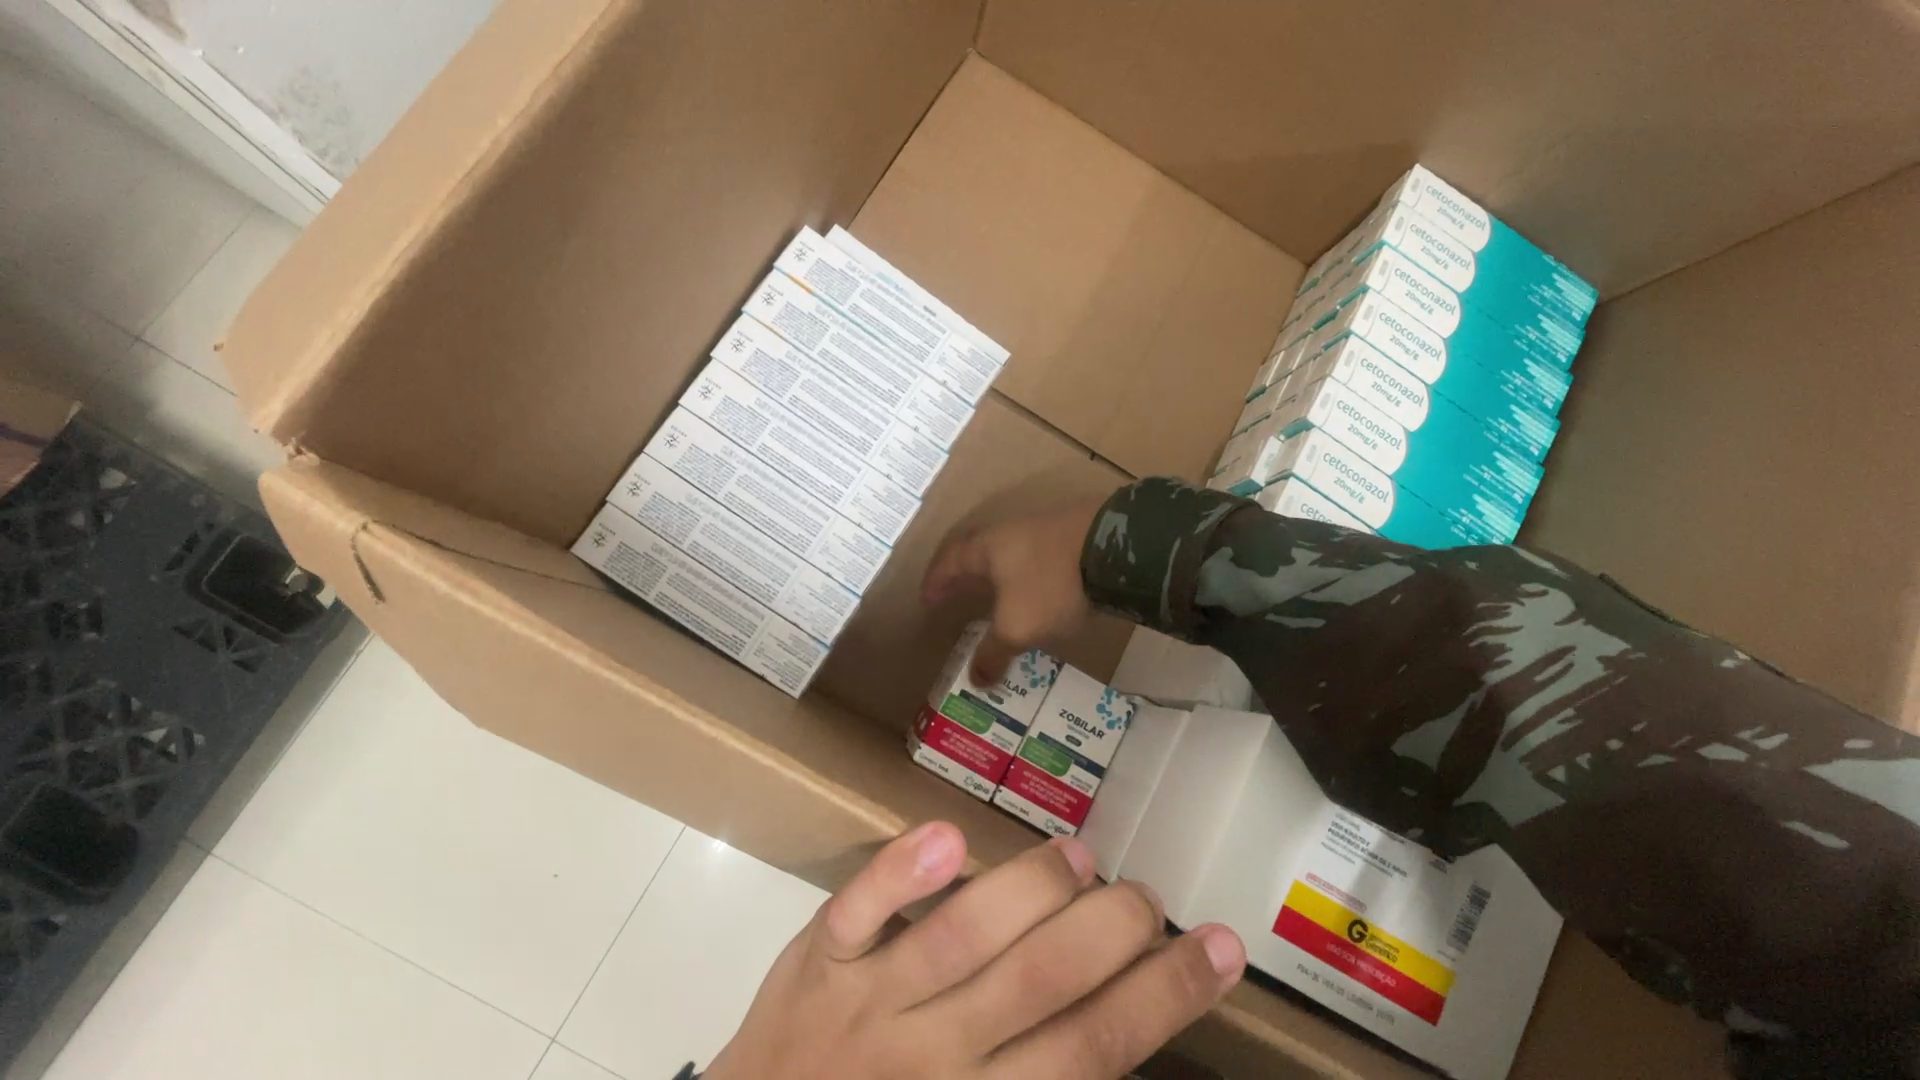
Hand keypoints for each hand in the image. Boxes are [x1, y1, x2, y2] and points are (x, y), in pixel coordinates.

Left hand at [704, 822, 1245, 1079]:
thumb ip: (1043, 1072)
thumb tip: (1125, 1009)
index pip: (1092, 1049)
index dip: (1166, 995)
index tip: (1219, 945)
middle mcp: (935, 1056)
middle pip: (1040, 984)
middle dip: (1109, 930)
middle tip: (1144, 895)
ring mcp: (870, 999)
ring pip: (960, 937)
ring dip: (1030, 890)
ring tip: (1080, 859)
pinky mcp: (819, 958)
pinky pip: (858, 912)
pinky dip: (900, 877)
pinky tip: (947, 834)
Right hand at [922, 498, 1107, 684]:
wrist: (1112, 548)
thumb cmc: (1050, 584)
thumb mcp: (1018, 627)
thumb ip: (994, 652)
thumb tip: (975, 680)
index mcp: (986, 548)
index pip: (949, 562)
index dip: (936, 582)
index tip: (927, 599)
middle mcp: (1009, 533)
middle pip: (978, 552)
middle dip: (966, 574)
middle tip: (958, 592)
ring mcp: (1043, 530)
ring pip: (1011, 553)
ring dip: (1000, 574)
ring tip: (998, 595)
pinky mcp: (1073, 535)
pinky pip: (1039, 557)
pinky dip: (1030, 576)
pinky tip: (1040, 591)